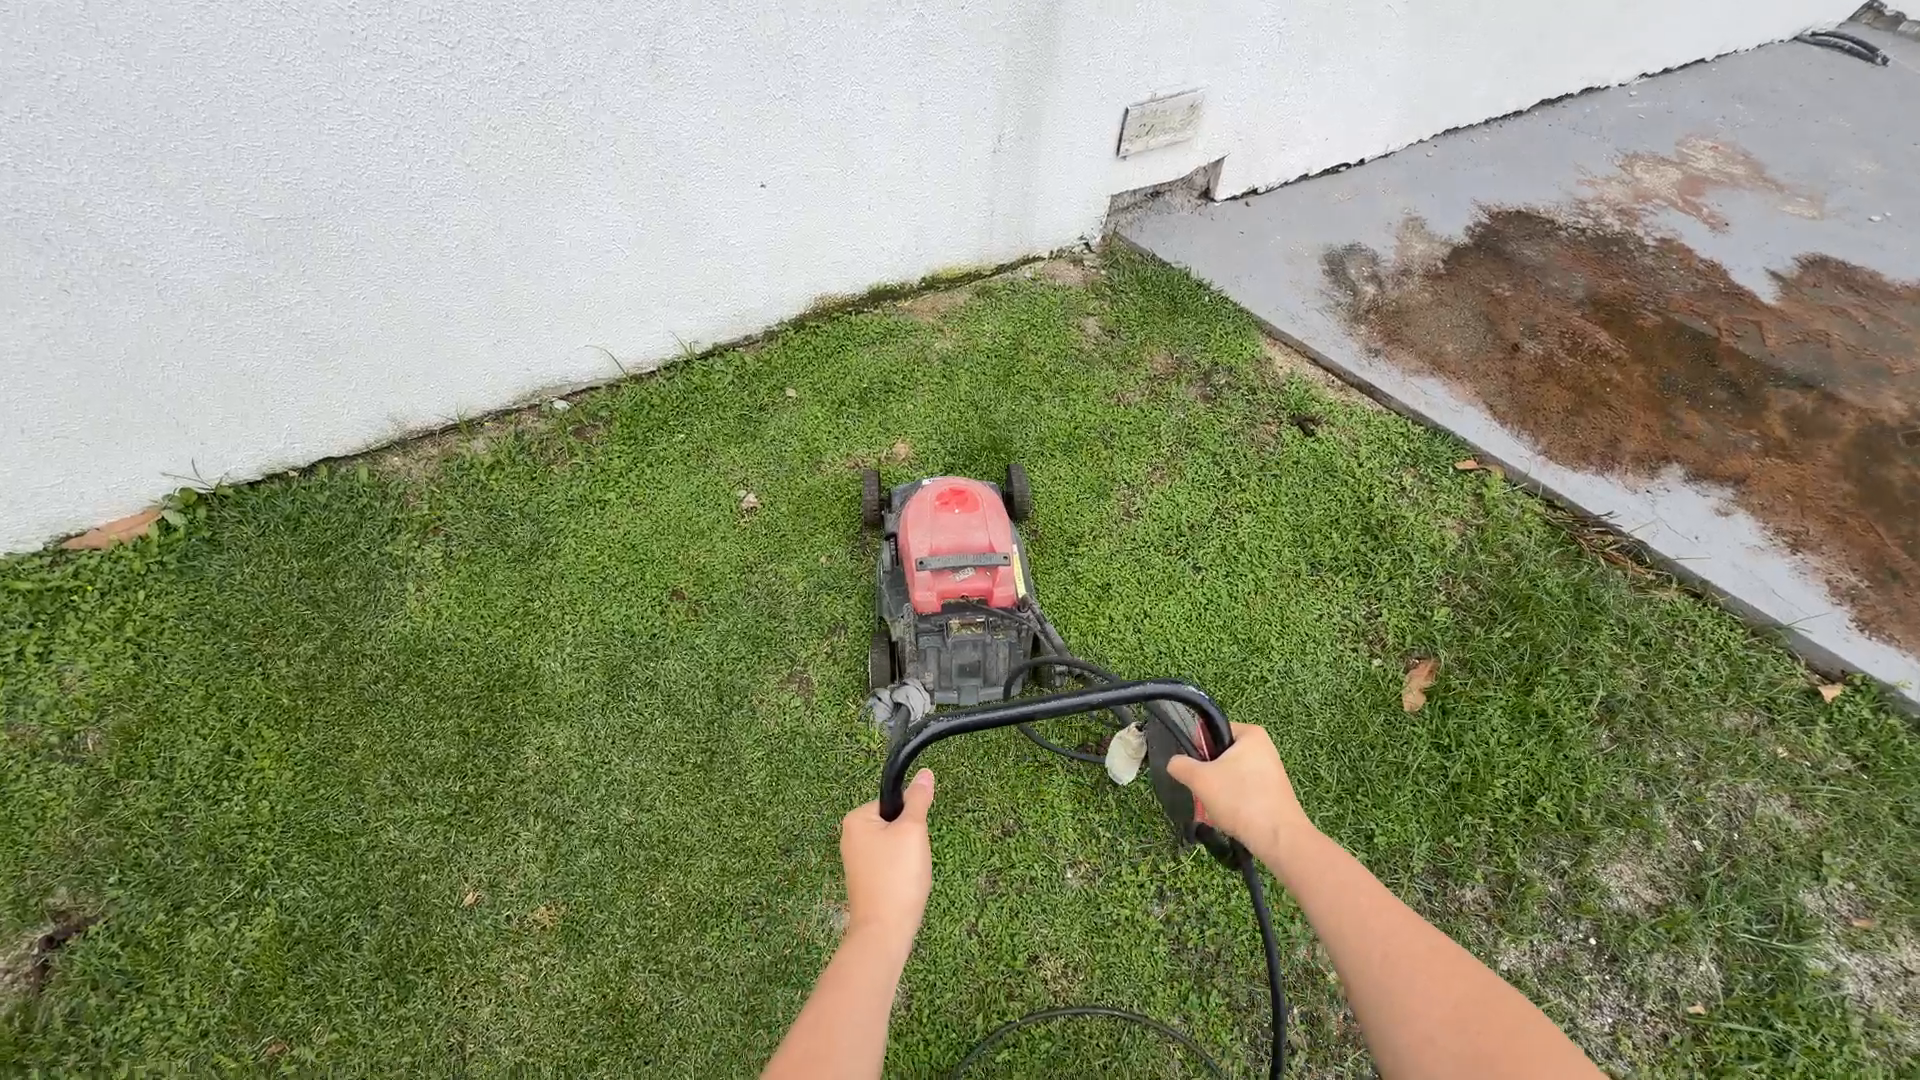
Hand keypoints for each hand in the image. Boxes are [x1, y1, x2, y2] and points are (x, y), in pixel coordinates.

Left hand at [839, 768, 935, 942]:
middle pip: (894, 824)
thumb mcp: (913, 830)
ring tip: (909, 876)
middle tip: (913, 860)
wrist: (884, 931)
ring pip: (894, 846)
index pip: (894, 802)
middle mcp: (850, 837)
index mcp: (856, 819)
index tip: (914, 839)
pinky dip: (901, 873)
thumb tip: (925, 774)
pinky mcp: (864, 881)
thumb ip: (919, 799)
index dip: (911, 818)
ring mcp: (855, 861)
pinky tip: (905, 887)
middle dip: (910, 840)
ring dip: (908, 858)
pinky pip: (889, 865)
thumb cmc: (897, 876)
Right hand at [1166, 723, 1314, 864]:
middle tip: (1202, 790)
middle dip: (1208, 774)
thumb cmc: (1239, 799)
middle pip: (1221, 756)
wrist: (1278, 838)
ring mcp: (1272, 772)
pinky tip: (1228, 818)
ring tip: (1213, 808)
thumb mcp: (1199, 778)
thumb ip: (1180, 765)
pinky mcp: (1274, 794)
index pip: (1213, 731)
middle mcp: (1265, 748)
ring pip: (1231, 776)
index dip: (1197, 748)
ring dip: (1218, 791)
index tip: (1193, 768)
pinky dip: (1233, 802)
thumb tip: (1174, 763)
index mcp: (1251, 734)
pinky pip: (1244, 792)